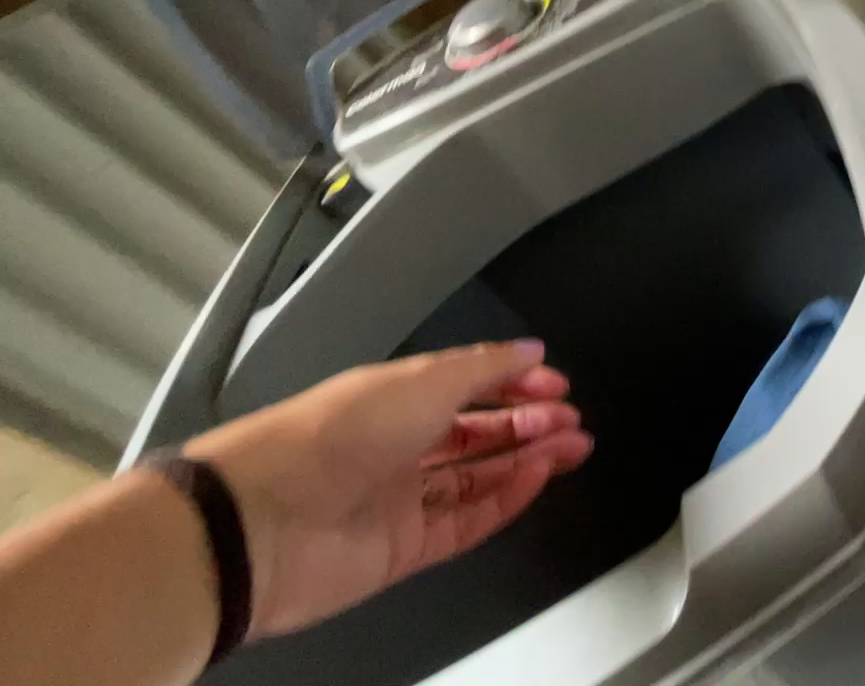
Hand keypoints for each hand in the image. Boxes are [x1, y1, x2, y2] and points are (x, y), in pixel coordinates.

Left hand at [184, 340, 592, 638]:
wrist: (256, 525)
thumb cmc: (337, 435)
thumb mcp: (425, 379)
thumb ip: (488, 366)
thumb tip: (534, 350)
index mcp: (399, 400)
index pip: (473, 387)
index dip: (519, 384)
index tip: (557, 385)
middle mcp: (402, 446)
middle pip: (483, 433)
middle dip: (533, 422)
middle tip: (572, 420)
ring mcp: (404, 498)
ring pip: (482, 475)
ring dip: (531, 458)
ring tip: (574, 446)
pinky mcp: (406, 547)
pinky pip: (469, 521)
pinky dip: (508, 499)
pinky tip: (538, 478)